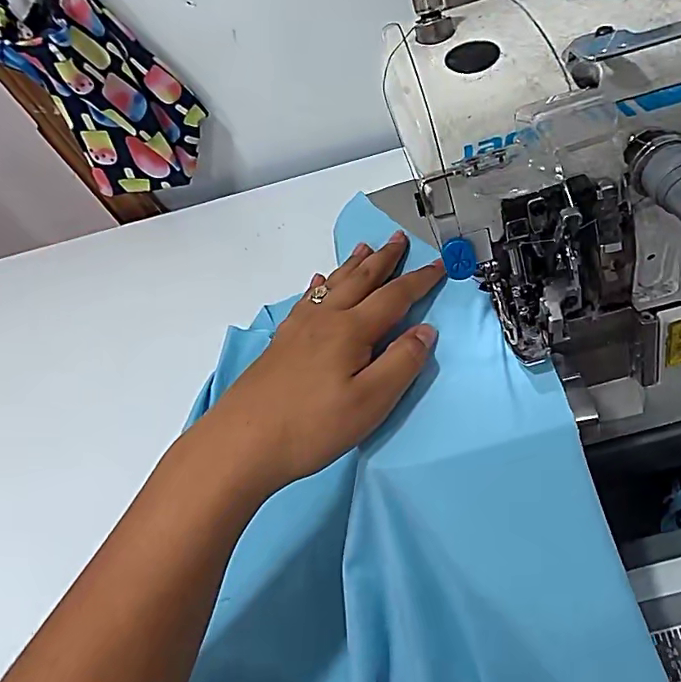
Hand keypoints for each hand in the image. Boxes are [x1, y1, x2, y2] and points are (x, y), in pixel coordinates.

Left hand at [194, 231, 445, 490]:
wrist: (241, 443)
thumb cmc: (311, 427)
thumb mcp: (370, 402)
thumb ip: (402, 363)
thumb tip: (426, 330)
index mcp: (350, 330)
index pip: (394, 297)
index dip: (420, 280)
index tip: (439, 264)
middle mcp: (325, 319)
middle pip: (360, 279)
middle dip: (384, 258)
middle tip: (398, 238)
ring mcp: (299, 328)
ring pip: (332, 284)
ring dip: (352, 265)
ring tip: (364, 248)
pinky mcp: (281, 342)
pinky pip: (307, 300)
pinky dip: (319, 285)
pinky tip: (317, 282)